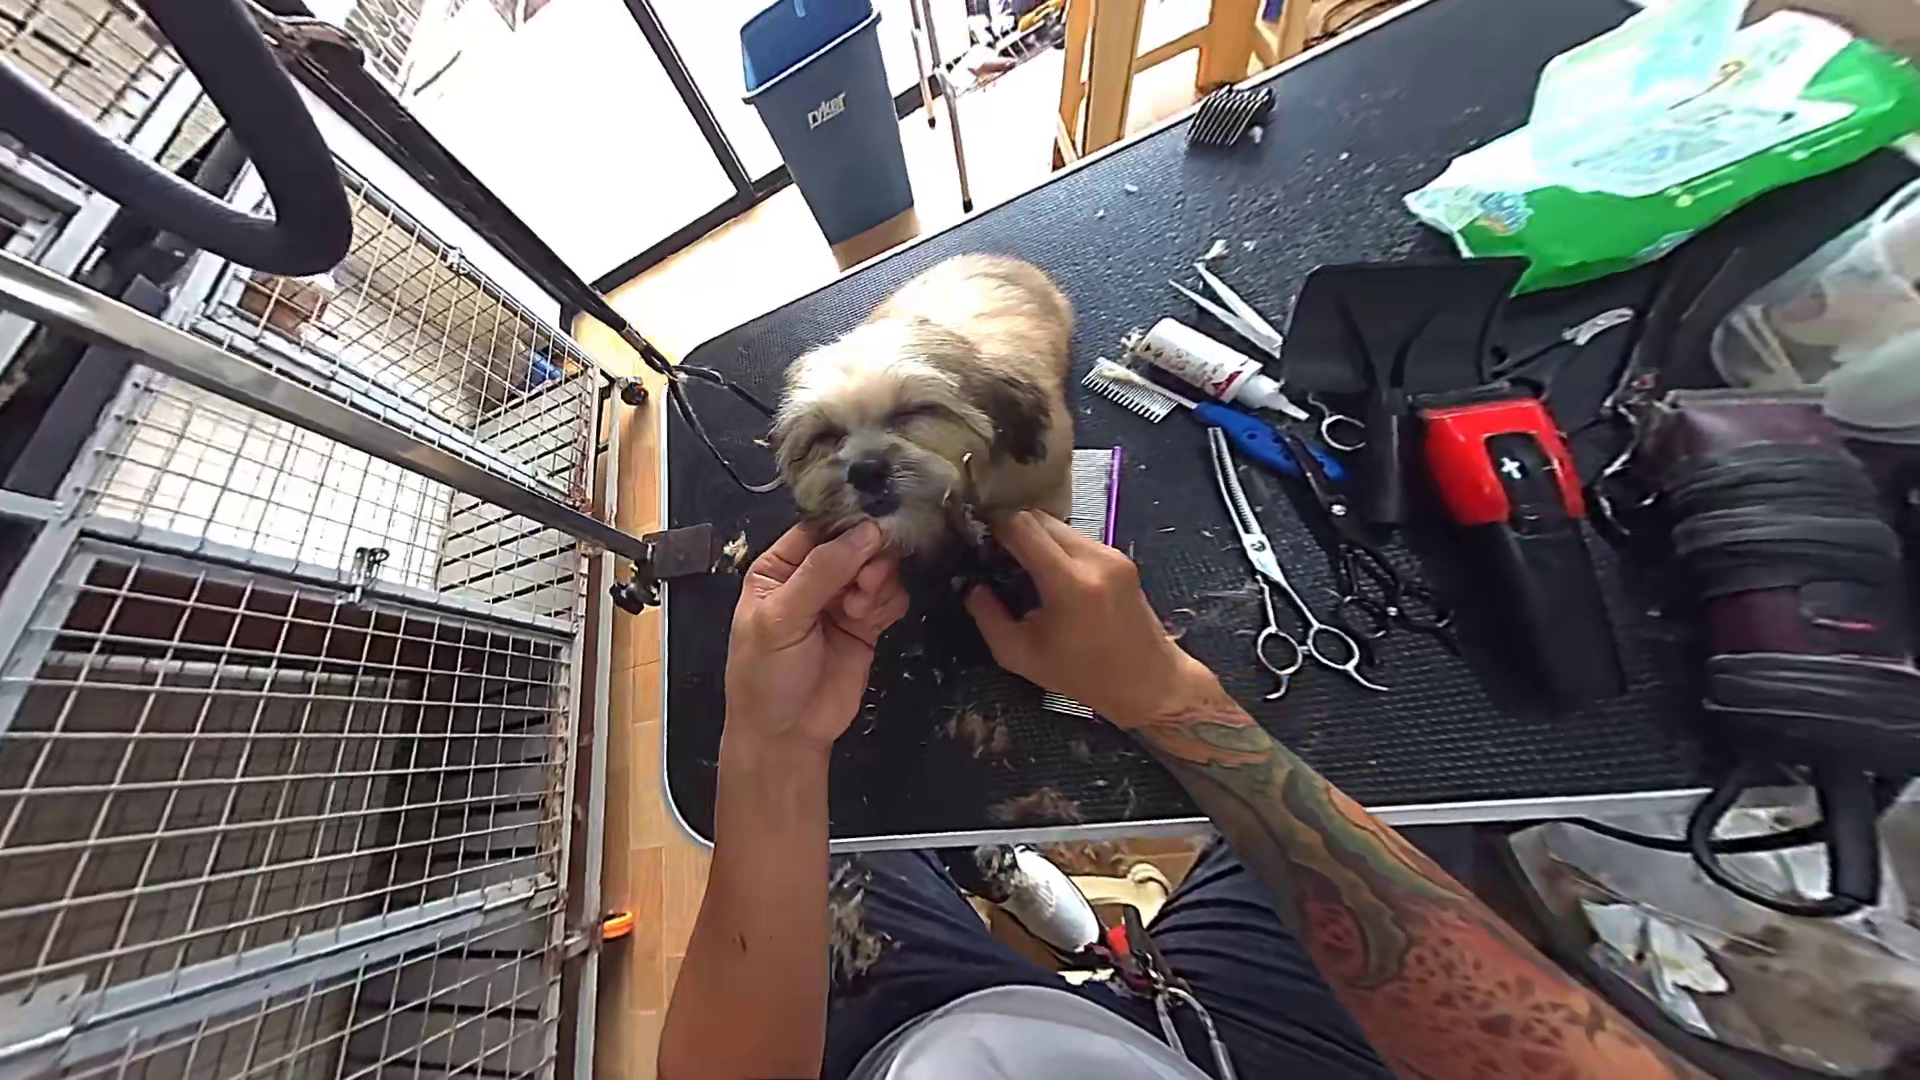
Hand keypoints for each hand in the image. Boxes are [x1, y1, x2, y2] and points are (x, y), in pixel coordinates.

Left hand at [726, 521, 909, 749]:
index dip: (848, 526)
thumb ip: (822, 572)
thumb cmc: (766, 675)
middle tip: (865, 584)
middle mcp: (814, 577)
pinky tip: (872, 621)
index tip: (873, 531)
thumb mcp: (781, 619)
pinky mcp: (868, 622)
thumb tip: (868, 532)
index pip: (820, 528)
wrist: (788, 735)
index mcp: (781, 566)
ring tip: (859, 610)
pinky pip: (892, 596)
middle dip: (867, 559)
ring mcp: (843, 599)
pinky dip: (889, 602)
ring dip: (878, 583)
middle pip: (857, 544)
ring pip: (879, 567)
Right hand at [965, 511, 1207, 727]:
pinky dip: (1055, 546)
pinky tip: (1048, 573)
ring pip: (1059, 524)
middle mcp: (1093, 558)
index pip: (1022, 526)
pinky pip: (1076, 538)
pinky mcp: (1120, 558)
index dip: (995, 525)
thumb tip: (973, 587)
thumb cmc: (1083, 676)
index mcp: (1068, 582)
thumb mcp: (1021, 655)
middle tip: (995, 551)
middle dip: (1012, 528)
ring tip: (1020, 564)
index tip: (979, 539)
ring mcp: (1111, 554)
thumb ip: (988, 617)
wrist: (1150, 683)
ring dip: (1035, 536)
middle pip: (1039, 517)